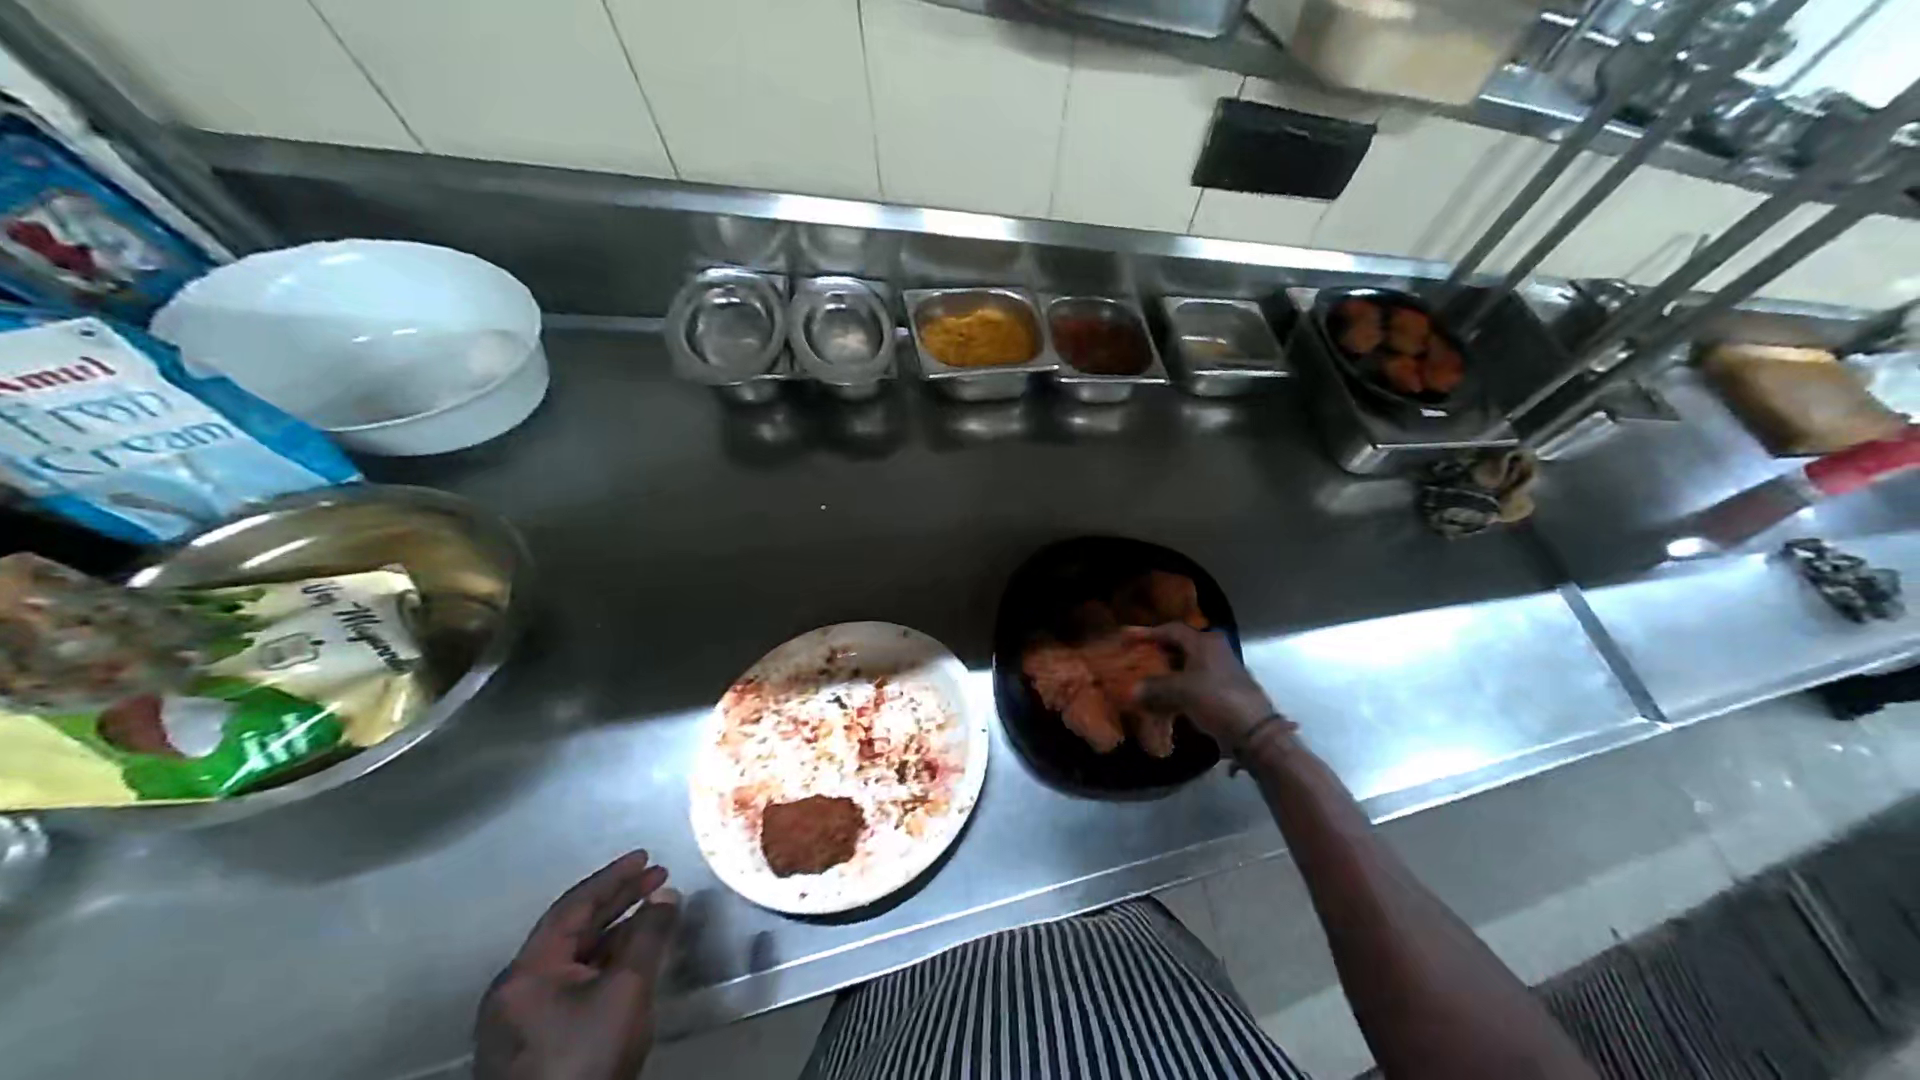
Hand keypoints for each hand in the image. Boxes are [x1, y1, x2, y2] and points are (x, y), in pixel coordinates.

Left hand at [475, 851, 680, 1079]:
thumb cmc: (586, 1057)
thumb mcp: (626, 990)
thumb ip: (648, 936)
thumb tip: (666, 894)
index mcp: (526, 971)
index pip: (574, 907)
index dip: (613, 878)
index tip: (645, 856)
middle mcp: (517, 988)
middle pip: (573, 929)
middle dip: (618, 901)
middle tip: (657, 876)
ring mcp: (523, 1018)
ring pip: (576, 957)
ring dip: (617, 931)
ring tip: (655, 911)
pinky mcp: (536, 1041)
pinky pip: (575, 982)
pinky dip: (607, 962)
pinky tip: (634, 957)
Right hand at [1127, 623, 1291, 749]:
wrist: (1253, 731)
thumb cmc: (1216, 699)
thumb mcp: (1181, 691)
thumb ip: (1154, 687)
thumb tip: (1132, 690)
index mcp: (1205, 642)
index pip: (1171, 630)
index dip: (1148, 632)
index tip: (1127, 636)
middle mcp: (1212, 651)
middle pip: (1177, 647)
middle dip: (1155, 653)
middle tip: (1135, 657)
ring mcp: (1217, 671)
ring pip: (1183, 666)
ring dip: (1164, 673)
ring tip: (1143, 679)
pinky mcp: (1219, 690)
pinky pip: (1190, 683)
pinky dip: (1174, 689)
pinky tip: (1159, 700)